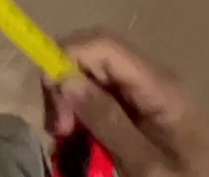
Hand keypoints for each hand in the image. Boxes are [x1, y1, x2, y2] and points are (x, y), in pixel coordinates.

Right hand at [42, 33, 208, 176]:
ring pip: (95, 78)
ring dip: (72, 103)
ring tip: (67, 142)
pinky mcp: (149, 115)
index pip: (102, 43)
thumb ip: (107, 121)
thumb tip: (64, 76)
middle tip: (57, 131)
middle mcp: (153, 80)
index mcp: (159, 85)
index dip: (66, 55)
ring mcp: (151, 96)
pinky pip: (106, 101)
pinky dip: (86, 117)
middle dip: (65, 84)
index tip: (50, 98)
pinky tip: (84, 144)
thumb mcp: (150, 169)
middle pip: (94, 57)